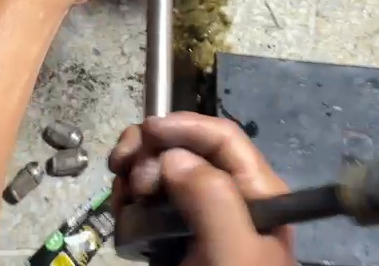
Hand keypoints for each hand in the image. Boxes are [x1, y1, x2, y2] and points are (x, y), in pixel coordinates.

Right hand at [109, 113, 294, 265]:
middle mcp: (228, 202)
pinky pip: (147, 207)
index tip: (146, 132)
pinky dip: (128, 203)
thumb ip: (210, 199)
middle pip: (186, 150)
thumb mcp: (233, 256)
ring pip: (160, 175)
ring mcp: (198, 225)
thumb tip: (172, 158)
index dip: (184, 126)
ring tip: (123, 198)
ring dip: (134, 175)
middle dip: (150, 151)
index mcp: (257, 196)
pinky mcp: (172, 247)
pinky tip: (121, 215)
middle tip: (125, 171)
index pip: (223, 139)